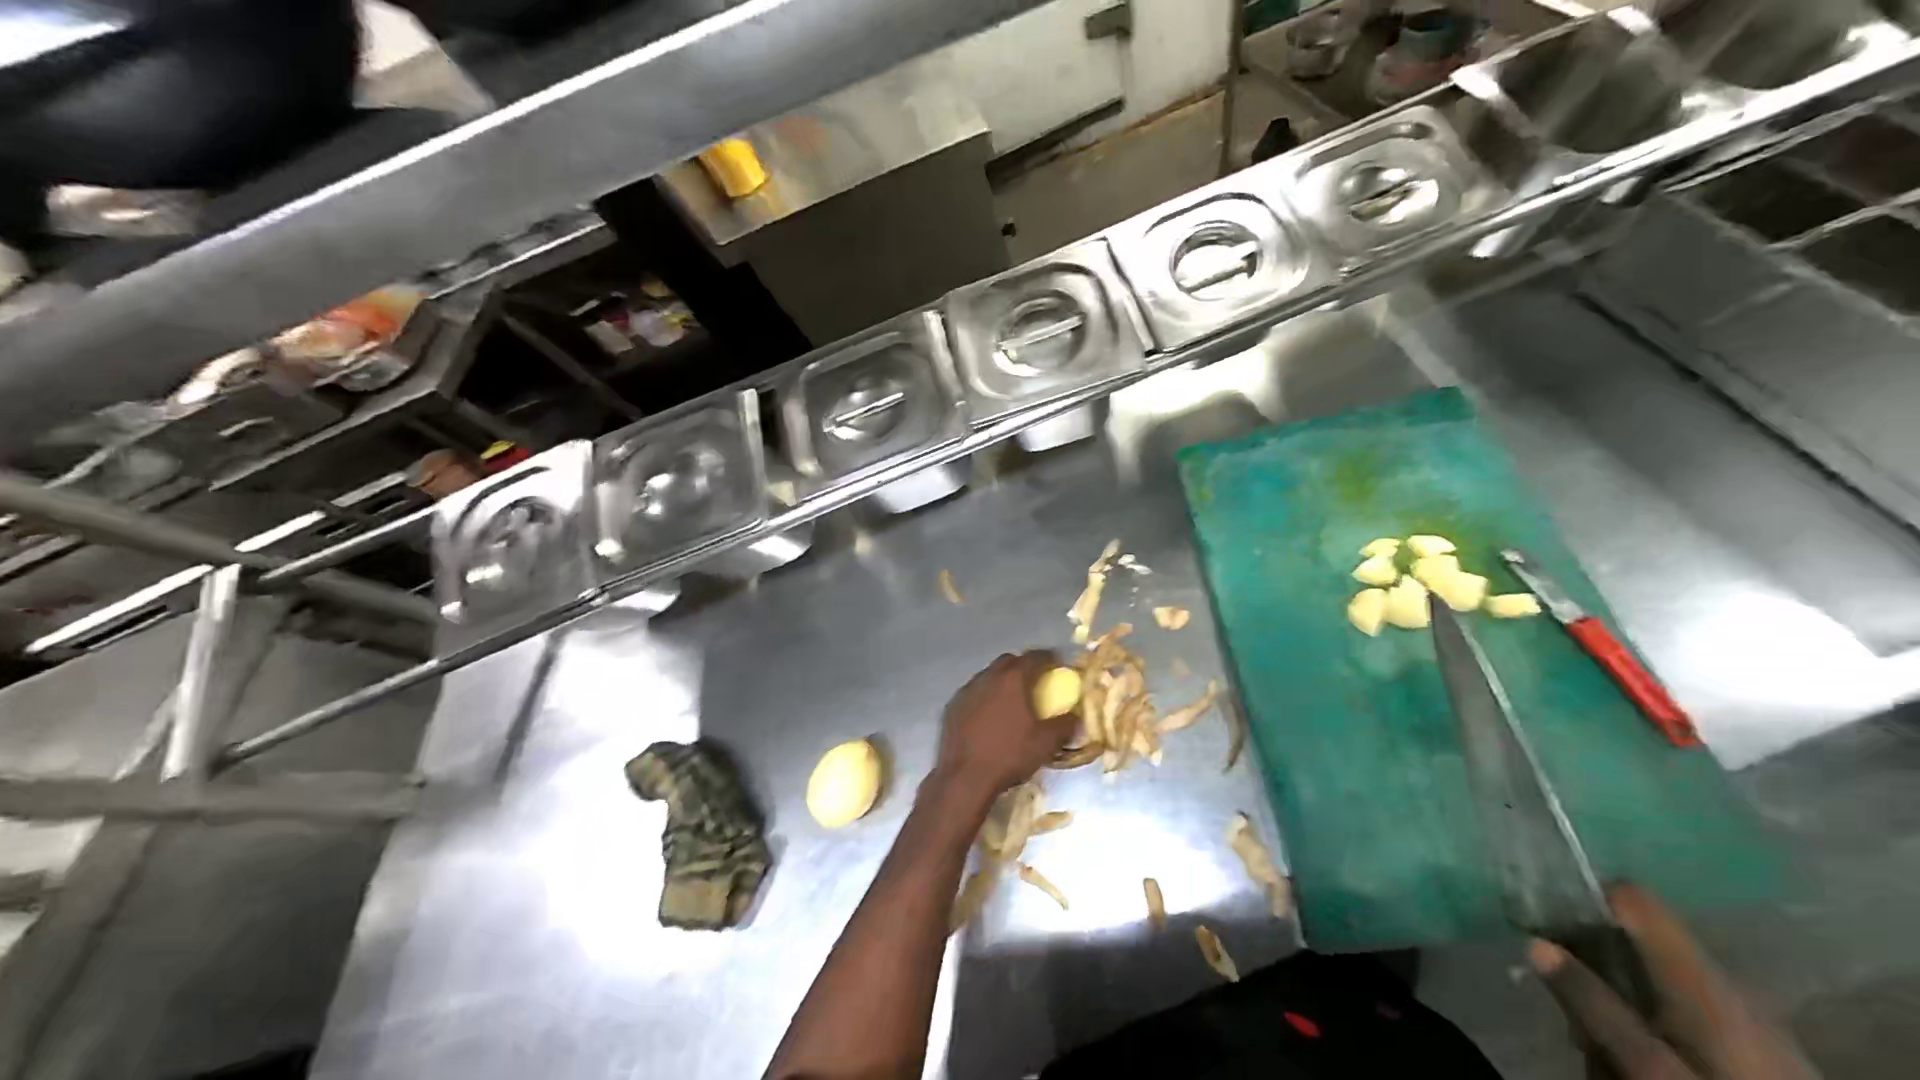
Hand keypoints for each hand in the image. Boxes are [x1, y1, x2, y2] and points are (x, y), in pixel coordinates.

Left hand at [933, 651, 1076, 800]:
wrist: (965, 777)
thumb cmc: (1009, 755)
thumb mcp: (1046, 743)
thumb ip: (1065, 725)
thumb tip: (1075, 716)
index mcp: (1011, 679)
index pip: (1033, 657)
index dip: (1048, 658)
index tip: (1057, 664)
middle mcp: (987, 678)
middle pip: (1008, 662)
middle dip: (1023, 666)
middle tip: (1035, 679)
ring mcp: (966, 691)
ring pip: (988, 676)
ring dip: (1001, 681)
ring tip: (1012, 698)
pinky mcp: (952, 707)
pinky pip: (973, 693)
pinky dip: (985, 696)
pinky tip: (989, 715)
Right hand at [1530, 885, 1815, 1079]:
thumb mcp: (1649, 1066)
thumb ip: (1592, 1003)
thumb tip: (1533, 941)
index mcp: (1698, 972)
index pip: (1631, 896)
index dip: (1585, 897)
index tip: (1549, 921)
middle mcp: (1721, 975)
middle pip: (1637, 935)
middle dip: (1593, 954)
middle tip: (1567, 987)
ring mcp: (1741, 1007)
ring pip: (1654, 968)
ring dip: (1617, 986)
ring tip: (1600, 1025)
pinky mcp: (1750, 1034)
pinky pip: (1680, 998)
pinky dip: (1648, 1009)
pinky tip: (1641, 1040)